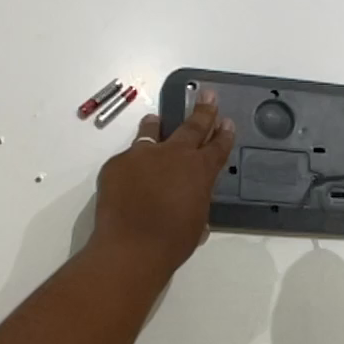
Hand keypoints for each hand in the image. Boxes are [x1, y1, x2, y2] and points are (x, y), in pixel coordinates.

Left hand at [91, 92, 236, 272]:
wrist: (131, 247)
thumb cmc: (171, 242)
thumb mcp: (196, 223)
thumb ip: (196, 203)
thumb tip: (191, 203)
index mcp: (200, 170)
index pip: (217, 146)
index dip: (224, 134)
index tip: (227, 122)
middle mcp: (173, 155)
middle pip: (192, 127)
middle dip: (203, 111)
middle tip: (208, 96)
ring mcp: (142, 155)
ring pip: (152, 131)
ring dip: (157, 125)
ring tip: (156, 119)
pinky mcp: (117, 164)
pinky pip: (127, 158)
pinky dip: (132, 164)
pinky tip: (129, 175)